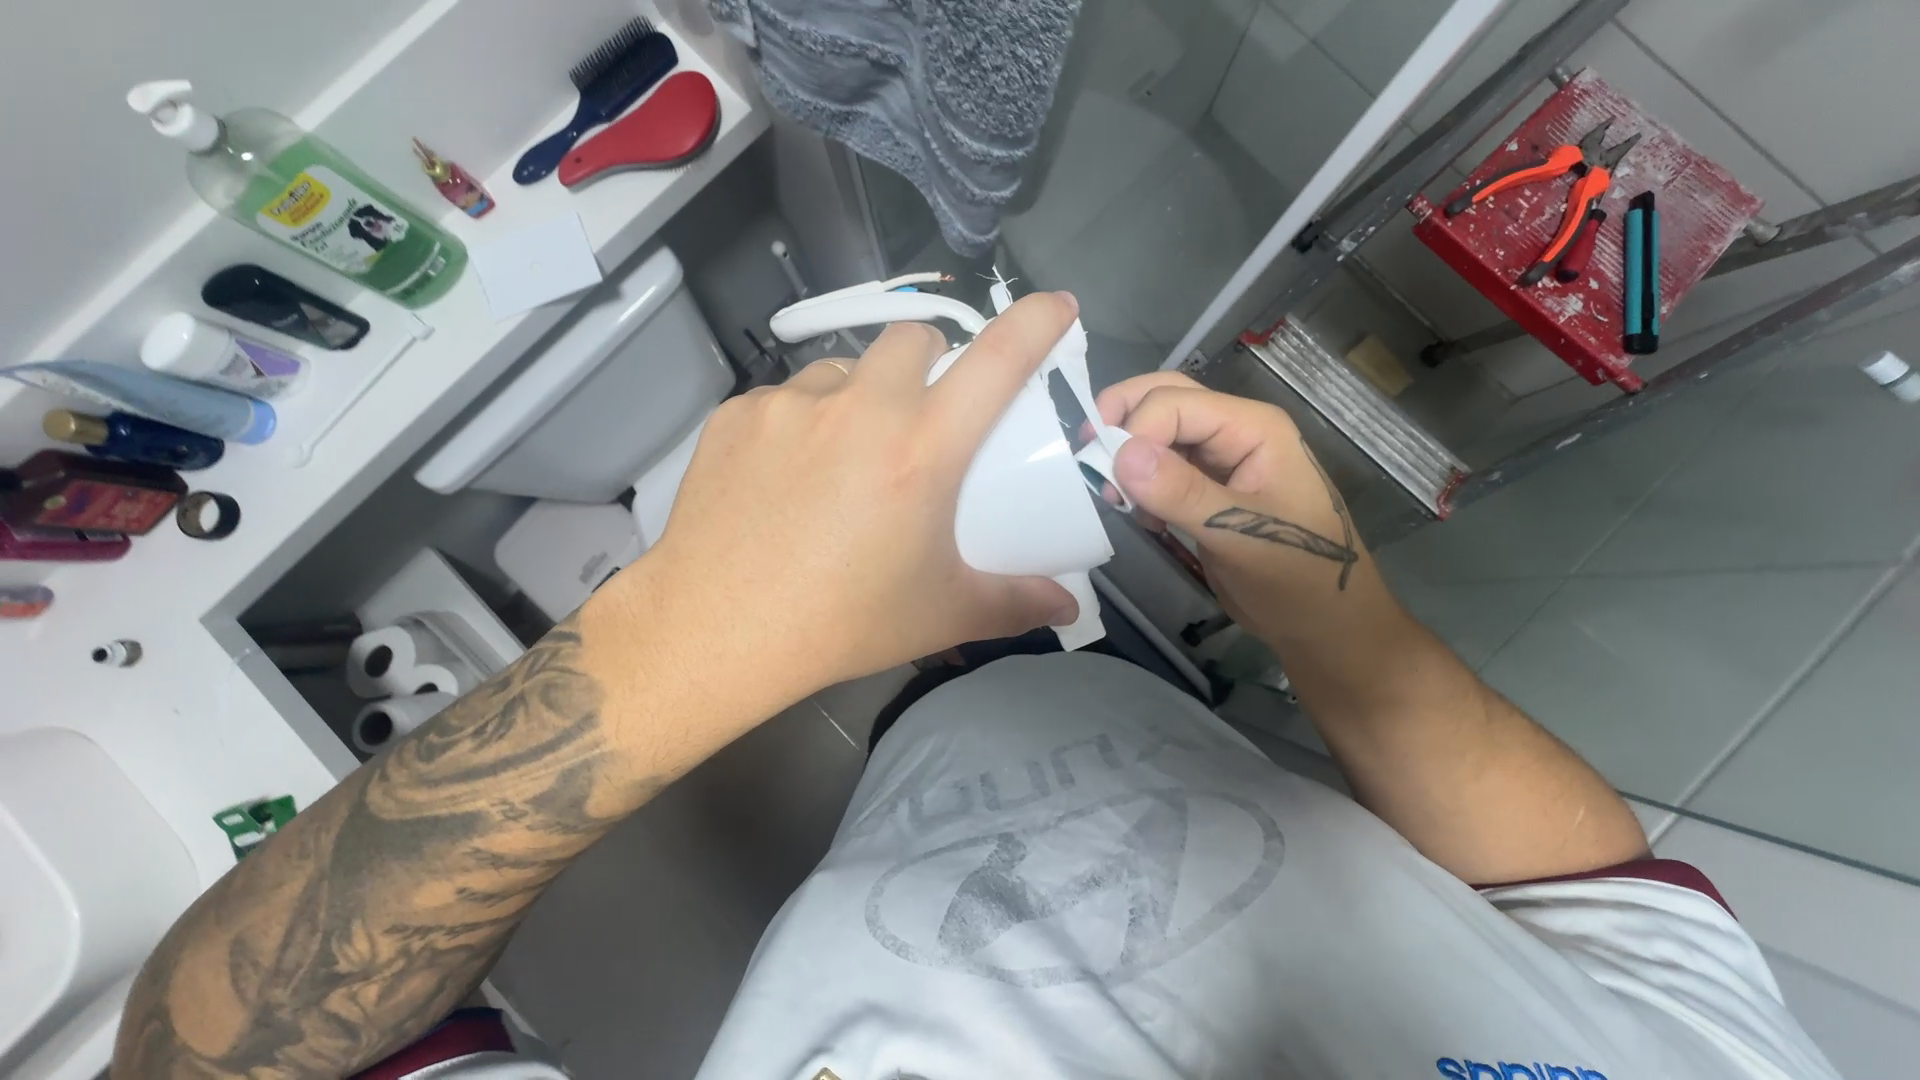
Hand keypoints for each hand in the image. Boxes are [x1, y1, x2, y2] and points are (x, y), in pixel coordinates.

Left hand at [635, 294, 1081, 703]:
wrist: (714, 632)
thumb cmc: (841, 622)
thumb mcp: (942, 614)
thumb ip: (1015, 604)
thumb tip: (1067, 608)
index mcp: (921, 448)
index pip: (997, 360)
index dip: (1036, 322)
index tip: (1056, 306)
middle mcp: (858, 407)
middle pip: (912, 339)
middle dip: (931, 363)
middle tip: (924, 417)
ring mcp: (789, 404)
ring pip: (843, 369)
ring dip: (861, 394)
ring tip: (846, 456)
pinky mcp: (736, 415)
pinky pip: (785, 398)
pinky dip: (802, 423)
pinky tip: (786, 478)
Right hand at [1097, 373, 1389, 646]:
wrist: (1323, 625)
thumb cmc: (1298, 579)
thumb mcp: (1240, 535)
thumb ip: (1182, 493)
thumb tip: (1120, 454)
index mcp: (1253, 428)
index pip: (1174, 403)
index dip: (1135, 432)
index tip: (1111, 481)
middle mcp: (1234, 432)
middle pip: (1164, 399)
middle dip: (1121, 423)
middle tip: (1088, 459)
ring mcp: (1219, 460)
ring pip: (1158, 433)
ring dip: (1127, 455)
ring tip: (1113, 495)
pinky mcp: (1204, 490)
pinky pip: (1160, 468)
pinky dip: (1138, 483)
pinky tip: (1139, 516)